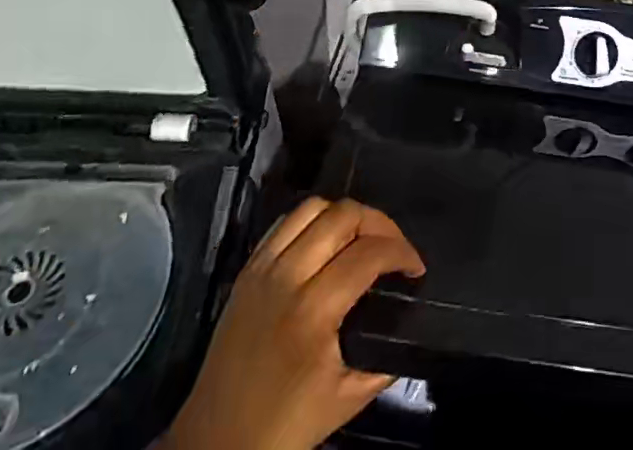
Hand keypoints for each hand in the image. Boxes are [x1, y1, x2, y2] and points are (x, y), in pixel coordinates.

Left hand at [166, 197, 425, 449]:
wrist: (216, 440)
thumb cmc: (284, 422)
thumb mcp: (348, 397)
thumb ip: (385, 357)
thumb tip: (408, 324)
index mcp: (313, 310)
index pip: (370, 252)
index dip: (403, 252)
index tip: (416, 268)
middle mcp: (286, 276)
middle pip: (343, 215)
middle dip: (381, 224)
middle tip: (395, 249)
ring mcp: (262, 268)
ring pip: (313, 208)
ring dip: (346, 216)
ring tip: (364, 239)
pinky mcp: (246, 269)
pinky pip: (285, 223)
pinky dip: (313, 221)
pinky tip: (327, 243)